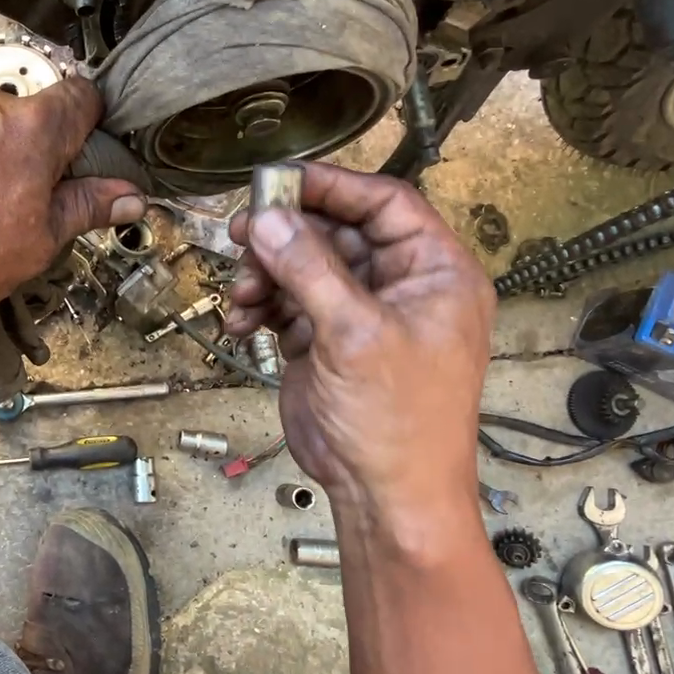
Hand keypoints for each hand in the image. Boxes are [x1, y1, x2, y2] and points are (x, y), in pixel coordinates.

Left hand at [0, 78, 144, 331]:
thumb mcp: (37, 241)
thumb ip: (84, 210)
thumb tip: (124, 198)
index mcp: (31, 124)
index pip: (84, 98)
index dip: (96, 131)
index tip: (95, 166)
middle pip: (35, 120)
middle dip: (46, 161)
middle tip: (42, 212)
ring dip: (2, 172)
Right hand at [224, 163, 493, 511]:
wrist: (382, 491)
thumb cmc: (398, 421)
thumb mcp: (354, 334)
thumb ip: (309, 270)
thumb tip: (268, 220)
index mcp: (434, 273)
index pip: (384, 205)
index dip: (332, 187)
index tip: (279, 182)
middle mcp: (397, 287)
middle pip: (333, 235)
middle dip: (284, 238)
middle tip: (240, 236)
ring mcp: (357, 315)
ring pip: (302, 269)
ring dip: (265, 276)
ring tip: (243, 296)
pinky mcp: (324, 342)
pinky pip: (286, 306)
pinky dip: (260, 310)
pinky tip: (243, 325)